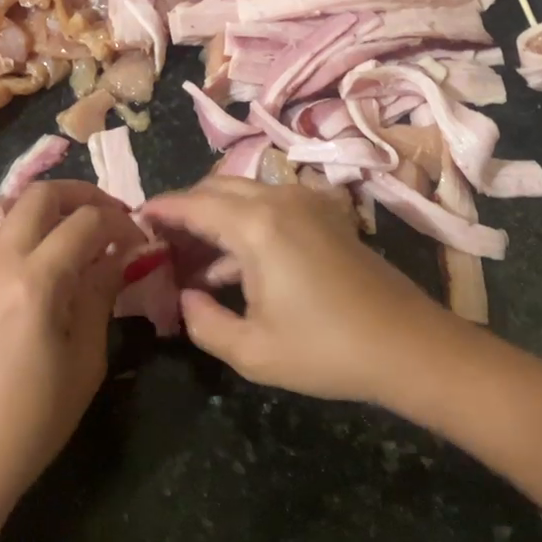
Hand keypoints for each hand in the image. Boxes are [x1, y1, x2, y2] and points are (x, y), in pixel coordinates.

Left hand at [0, 179, 149, 541]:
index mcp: (35, 280)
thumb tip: (122, 254)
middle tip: (116, 217)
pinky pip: (8, 237)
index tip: (142, 241)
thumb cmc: (33, 419)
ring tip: (93, 238)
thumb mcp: (85, 360)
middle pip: (42, 194)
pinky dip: (38, 232)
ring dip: (58, 211)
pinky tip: (62, 263)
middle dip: (84, 195)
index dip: (121, 223)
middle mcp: (2, 261)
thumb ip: (101, 294)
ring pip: (20, 211)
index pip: (86, 221)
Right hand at [143, 176, 459, 406]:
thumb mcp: (252, 352)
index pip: (192, 204)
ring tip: (194, 258)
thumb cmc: (325, 350)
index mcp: (255, 225)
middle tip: (162, 242)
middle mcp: (277, 199)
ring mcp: (305, 202)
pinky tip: (239, 262)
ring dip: (215, 215)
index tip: (135, 219)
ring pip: (244, 193)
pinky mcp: (326, 214)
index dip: (160, 210)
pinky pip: (271, 203)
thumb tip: (184, 298)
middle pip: (215, 189)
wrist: (407, 345)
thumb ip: (203, 323)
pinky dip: (245, 219)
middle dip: (185, 209)